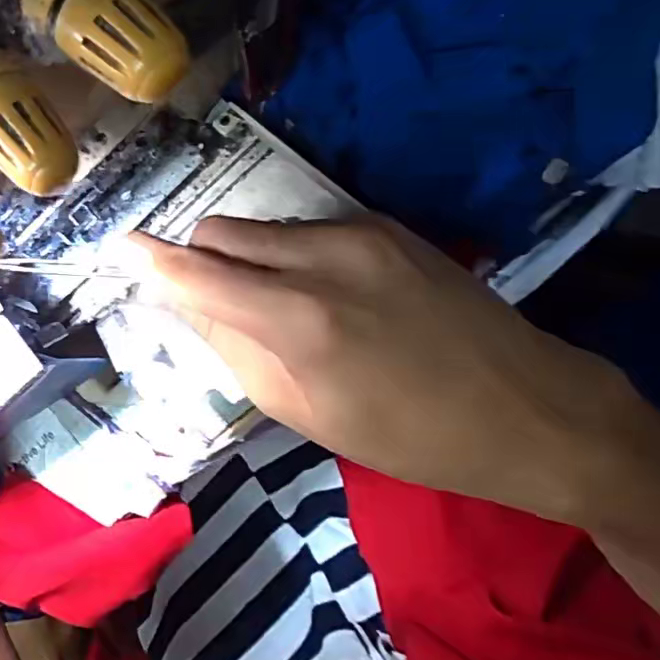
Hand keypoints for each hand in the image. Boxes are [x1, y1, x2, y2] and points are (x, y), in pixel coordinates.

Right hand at [128, 215, 655, 522]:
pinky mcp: (385, 225)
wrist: (540, 413)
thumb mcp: (300, 409)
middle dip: (199, 260)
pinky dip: (284, 252)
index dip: (152, 259)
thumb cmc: (406, 435)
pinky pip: (300, 227)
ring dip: (244, 257)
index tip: (119, 245)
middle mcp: (323, 259)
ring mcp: (359, 234)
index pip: (198, 273)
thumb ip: (230, 346)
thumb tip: (183, 302)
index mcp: (299, 319)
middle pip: (218, 233)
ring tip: (281, 303)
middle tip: (215, 301)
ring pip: (257, 227)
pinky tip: (323, 290)